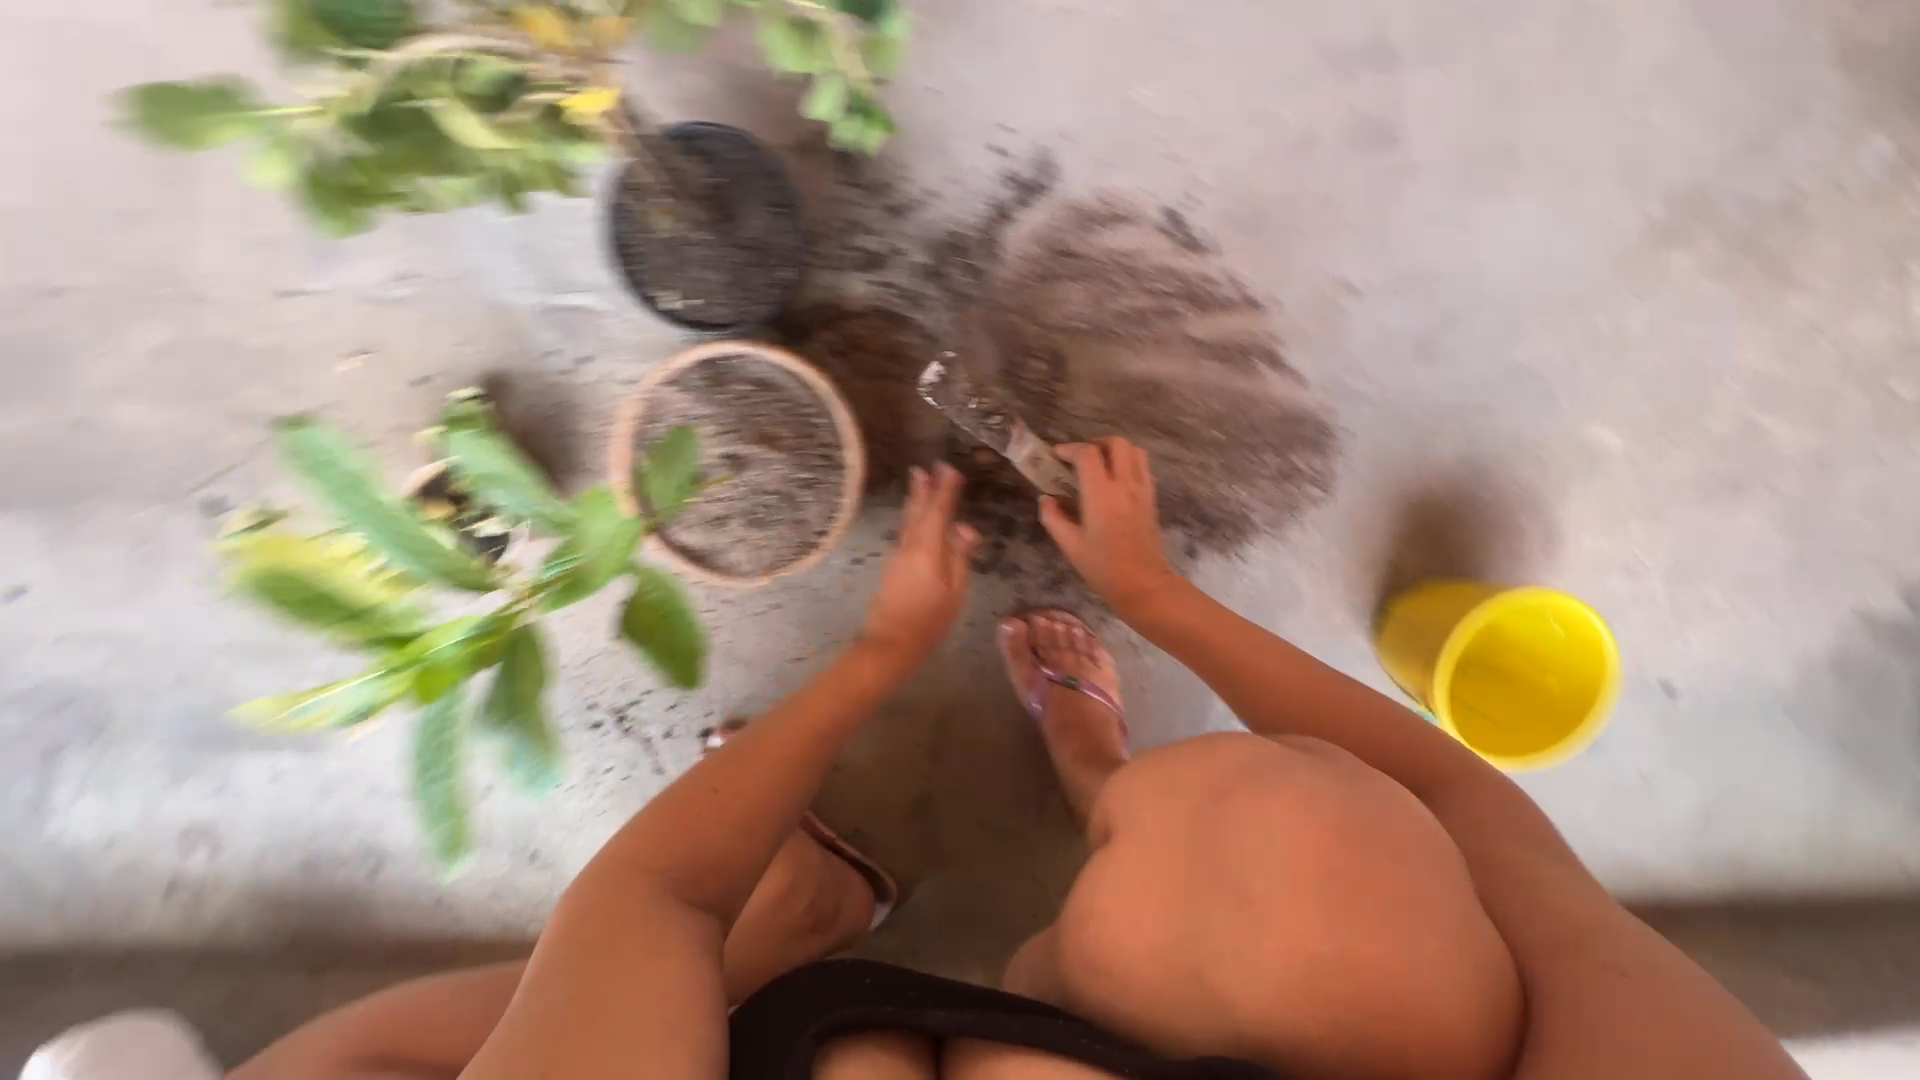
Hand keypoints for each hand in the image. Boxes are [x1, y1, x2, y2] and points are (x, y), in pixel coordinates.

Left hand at [859, 463, 979, 667]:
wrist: (890, 643)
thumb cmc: (929, 620)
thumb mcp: (955, 592)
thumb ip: (960, 557)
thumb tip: (966, 528)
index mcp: (928, 549)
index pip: (939, 511)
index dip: (946, 490)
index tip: (951, 469)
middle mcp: (909, 546)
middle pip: (918, 511)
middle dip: (925, 489)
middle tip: (927, 467)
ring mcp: (897, 556)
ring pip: (908, 521)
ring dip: (915, 500)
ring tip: (918, 481)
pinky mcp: (892, 567)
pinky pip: (905, 533)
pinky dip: (913, 519)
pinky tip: (916, 518)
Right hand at [1041, 437, 1183, 617]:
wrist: (1144, 585)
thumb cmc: (1103, 568)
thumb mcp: (1070, 546)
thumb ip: (1053, 518)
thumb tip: (1046, 499)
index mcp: (1101, 494)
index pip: (1087, 454)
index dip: (1069, 449)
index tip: (1056, 456)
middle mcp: (1124, 485)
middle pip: (1116, 443)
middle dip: (1095, 443)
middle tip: (1080, 459)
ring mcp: (1142, 490)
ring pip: (1134, 450)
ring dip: (1115, 450)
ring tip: (1100, 466)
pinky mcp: (1152, 499)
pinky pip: (1143, 467)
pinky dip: (1129, 463)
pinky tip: (1115, 482)